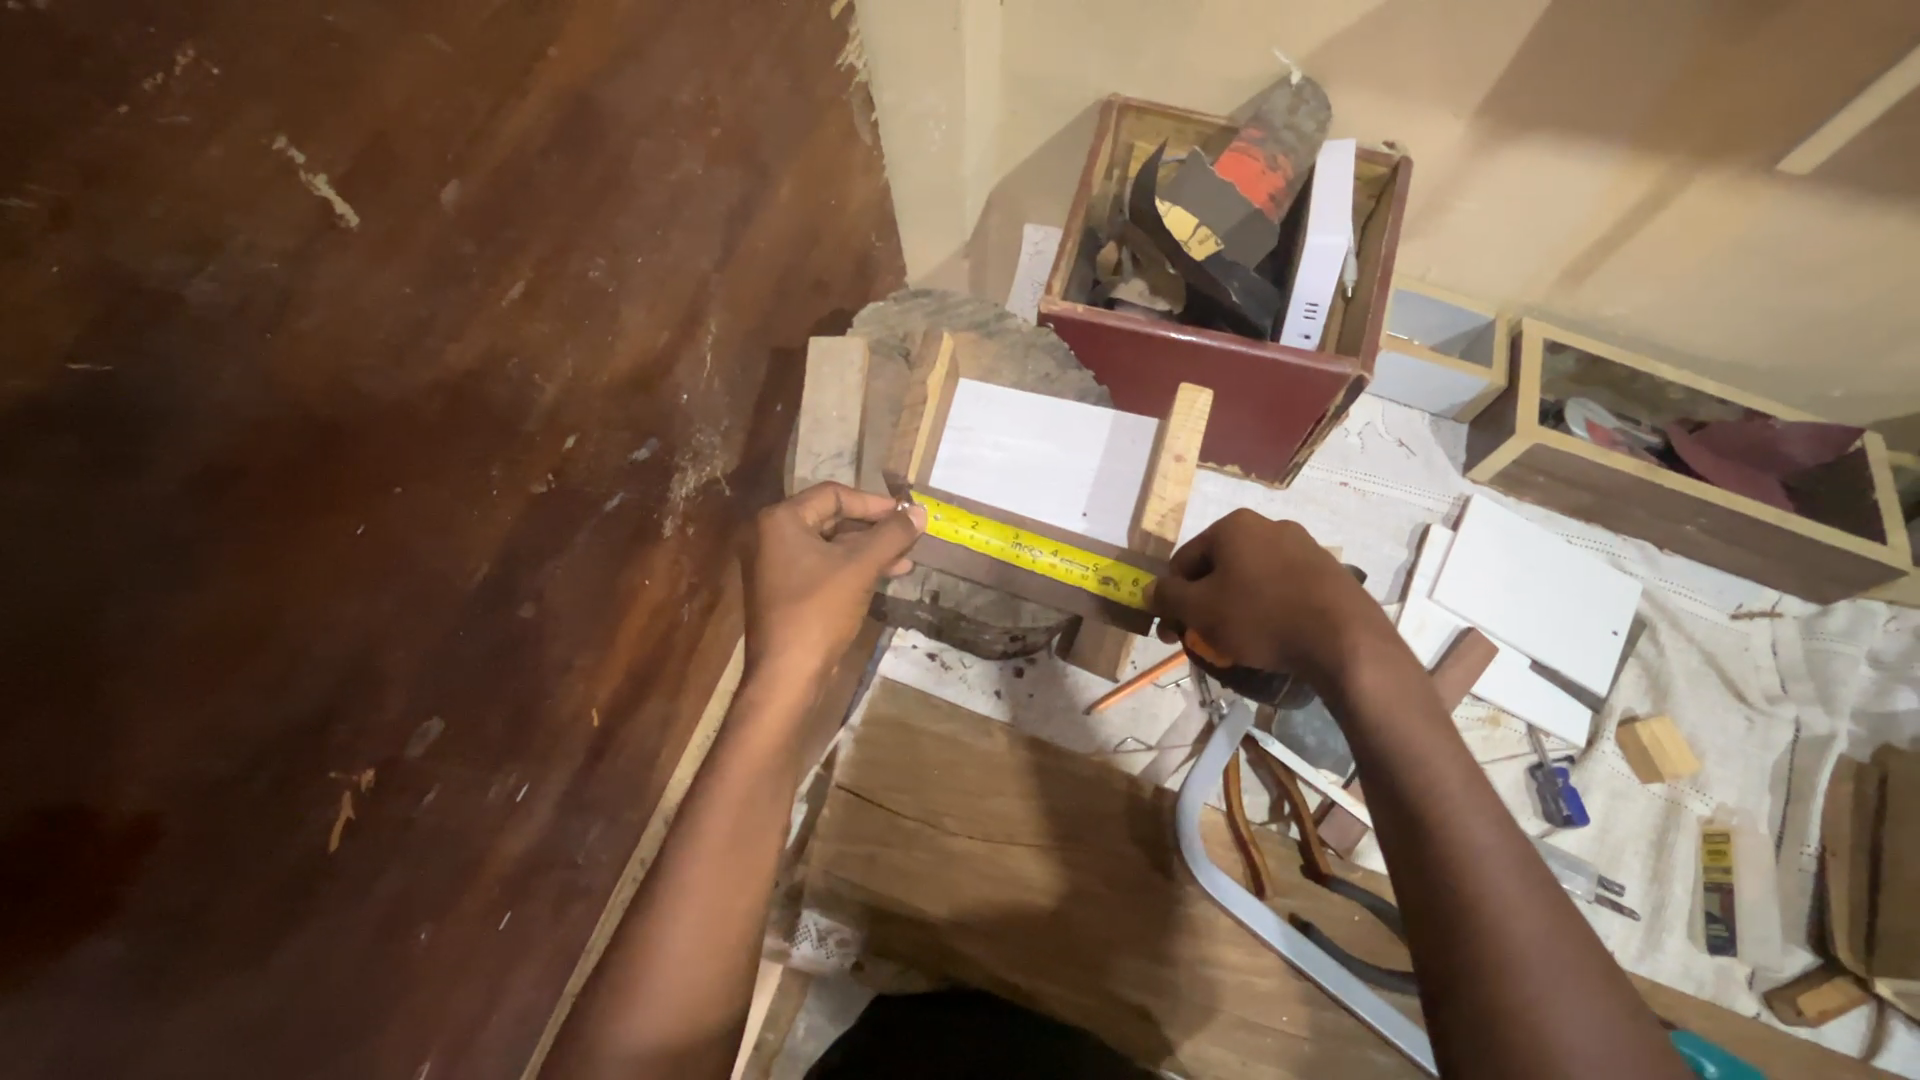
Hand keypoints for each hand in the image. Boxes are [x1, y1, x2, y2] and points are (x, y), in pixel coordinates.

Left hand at [740, 482, 925, 691]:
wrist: (788, 674)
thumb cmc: (819, 611)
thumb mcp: (860, 567)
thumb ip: (892, 535)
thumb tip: (920, 512)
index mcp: (780, 521)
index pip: (834, 495)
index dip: (874, 503)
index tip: (905, 515)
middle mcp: (772, 537)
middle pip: (833, 519)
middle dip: (874, 529)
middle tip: (908, 536)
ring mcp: (778, 566)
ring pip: (832, 546)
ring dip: (869, 551)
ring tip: (906, 559)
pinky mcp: (787, 591)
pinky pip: (825, 568)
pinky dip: (854, 569)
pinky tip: (886, 575)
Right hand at [1150, 509, 1392, 681]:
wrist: (1343, 639)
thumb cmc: (1260, 617)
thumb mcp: (1199, 610)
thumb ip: (1167, 597)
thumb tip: (1151, 590)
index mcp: (1233, 526)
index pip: (1184, 561)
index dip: (1172, 599)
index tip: (1173, 632)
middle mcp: (1269, 526)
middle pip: (1218, 568)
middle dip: (1205, 604)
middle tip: (1203, 639)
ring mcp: (1303, 547)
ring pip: (1251, 580)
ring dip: (1235, 607)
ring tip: (1238, 643)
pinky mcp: (1327, 572)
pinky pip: (1282, 589)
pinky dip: (1268, 609)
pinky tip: (1272, 637)